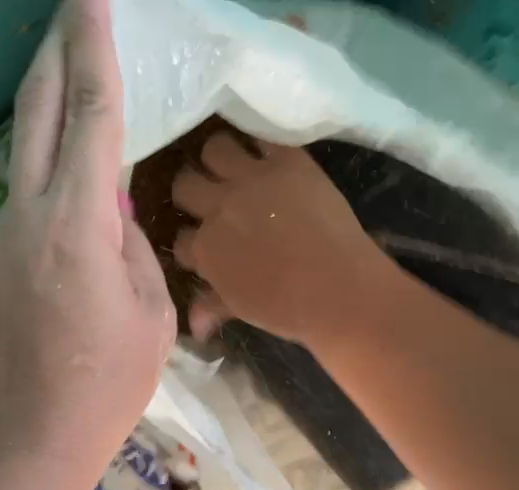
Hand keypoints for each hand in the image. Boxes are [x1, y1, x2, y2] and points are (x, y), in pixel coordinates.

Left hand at [0, 0, 173, 474]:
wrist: (34, 441)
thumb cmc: (109, 386)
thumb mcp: (151, 315)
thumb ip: (132, 247)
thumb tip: (110, 214)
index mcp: (77, 226)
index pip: (90, 116)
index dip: (95, 49)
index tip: (92, 0)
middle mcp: (25, 220)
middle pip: (35, 113)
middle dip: (54, 53)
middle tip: (70, 14)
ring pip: (21, 163)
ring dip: (45, 123)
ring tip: (68, 100)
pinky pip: (17, 216)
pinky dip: (41, 196)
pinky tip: (61, 219)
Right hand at [171, 135, 397, 345]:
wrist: (336, 288)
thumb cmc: (285, 308)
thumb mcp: (241, 309)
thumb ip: (212, 305)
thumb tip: (195, 325)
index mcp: (206, 248)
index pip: (182, 239)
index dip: (192, 243)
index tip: (204, 246)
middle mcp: (219, 207)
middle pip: (186, 185)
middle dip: (192, 192)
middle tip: (209, 197)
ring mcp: (251, 179)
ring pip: (214, 149)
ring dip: (217, 158)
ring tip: (231, 167)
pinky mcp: (286, 160)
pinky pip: (260, 135)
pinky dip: (258, 142)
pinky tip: (262, 152)